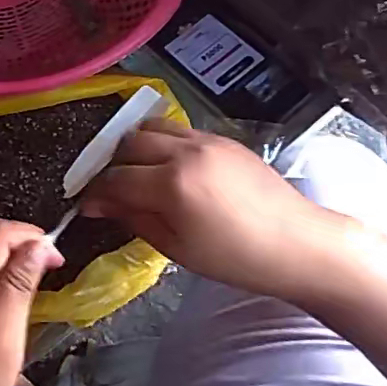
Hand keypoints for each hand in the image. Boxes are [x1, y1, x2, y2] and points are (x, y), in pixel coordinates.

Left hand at [0, 221, 62, 385]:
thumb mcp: (4, 337)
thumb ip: (20, 286)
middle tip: (54, 267)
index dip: (31, 237)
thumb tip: (40, 245)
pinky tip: (17, 287)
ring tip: (40, 276)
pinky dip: (2, 267)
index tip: (58, 259)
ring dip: (15, 254)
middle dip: (25, 243)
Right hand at [81, 122, 386, 306]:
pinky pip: (178, 130)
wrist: (298, 243)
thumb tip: (100, 204)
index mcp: (172, 184)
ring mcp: (206, 140)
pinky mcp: (223, 138)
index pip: (115, 178)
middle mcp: (185, 151)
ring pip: (151, 127)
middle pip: (128, 143)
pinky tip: (166, 166)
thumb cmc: (236, 258)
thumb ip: (134, 218)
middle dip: (111, 165)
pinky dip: (161, 142)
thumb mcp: (177, 248)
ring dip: (134, 146)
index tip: (88, 205)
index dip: (95, 192)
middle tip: (110, 189)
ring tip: (135, 171)